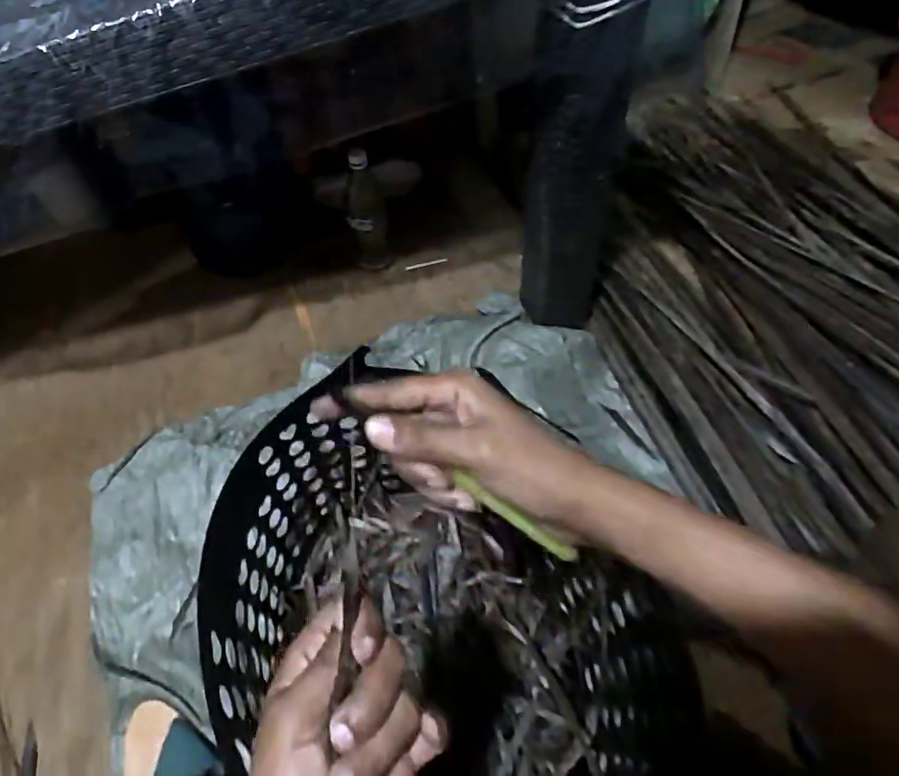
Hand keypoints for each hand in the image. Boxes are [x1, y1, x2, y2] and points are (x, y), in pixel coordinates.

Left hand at [251, 597, 445, 775]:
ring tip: (347, 774)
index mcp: (316, 660)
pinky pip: (433, 729)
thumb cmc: (282, 772)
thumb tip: (349, 609)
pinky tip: (420, 751)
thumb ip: (323, 666)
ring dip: (382, 742)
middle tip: (340, 737)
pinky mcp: (406, 752)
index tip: (363, 650)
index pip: (349, 614)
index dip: (363, 622)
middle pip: (387, 655)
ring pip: (408, 700)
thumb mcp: (290, 716)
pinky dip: (429, 738)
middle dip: (370, 700)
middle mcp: (352, 677)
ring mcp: (381, 715)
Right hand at [313, 372, 604, 539]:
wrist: (580, 509)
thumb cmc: (531, 470)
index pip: (390, 392)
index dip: (354, 402)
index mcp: (452, 390)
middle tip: (446, 478)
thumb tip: (369, 427)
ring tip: (466, 492)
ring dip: (434, 482)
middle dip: (418, 462)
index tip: (318, 410)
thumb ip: (419, 438)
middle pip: (399, 432)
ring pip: (412, 458)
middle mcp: (448, 407)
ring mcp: (454, 435)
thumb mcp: (474, 454)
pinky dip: (445, 492)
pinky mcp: (461, 461)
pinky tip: (472, 499)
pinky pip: (430, 475)